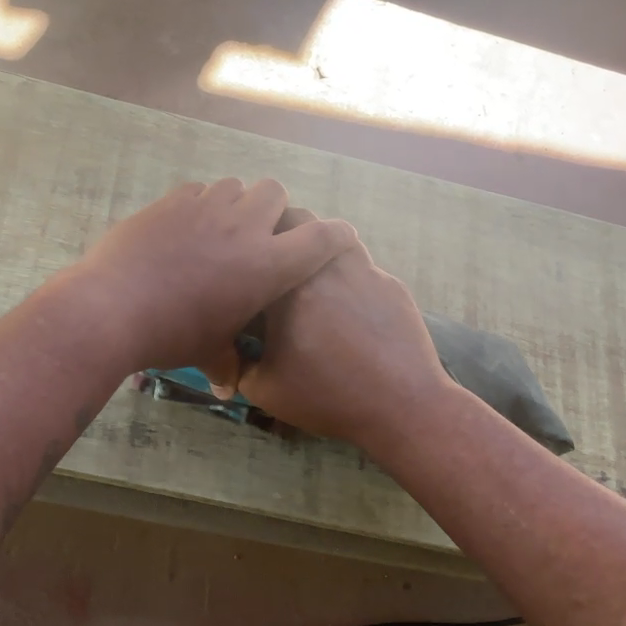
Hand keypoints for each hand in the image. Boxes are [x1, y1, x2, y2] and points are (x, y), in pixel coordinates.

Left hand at [55, 180, 356, 373]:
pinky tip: (183, 231)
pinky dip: (199, 205)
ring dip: (234, 204)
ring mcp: (205, 207)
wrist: (112, 308)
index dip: (334, 236)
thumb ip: (226, 363)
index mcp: (268, 265)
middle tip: (255, 240)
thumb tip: (228, 389)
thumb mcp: (207, 352)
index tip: (331, 242)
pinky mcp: (171, 201)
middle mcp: (244, 226)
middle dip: (272, 210)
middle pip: (276, 192)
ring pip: (235, 185)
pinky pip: (198, 190)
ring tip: (217, 234)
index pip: (323, 236)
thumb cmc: (171, 335)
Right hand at [204, 208, 452, 448]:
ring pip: (335, 235)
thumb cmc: (326, 397)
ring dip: (318, 246)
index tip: (244, 253)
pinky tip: (347, 305)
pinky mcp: (391, 284)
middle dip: (284, 229)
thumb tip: (224, 352)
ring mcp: (363, 270)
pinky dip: (347, 273)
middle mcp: (324, 267)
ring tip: (310, 275)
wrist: (401, 406)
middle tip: (275, 257)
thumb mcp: (264, 389)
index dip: (250, 239)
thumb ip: (236, 365)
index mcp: (287, 288)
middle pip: (300, 219)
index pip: (261, 239)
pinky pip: (362, 265)